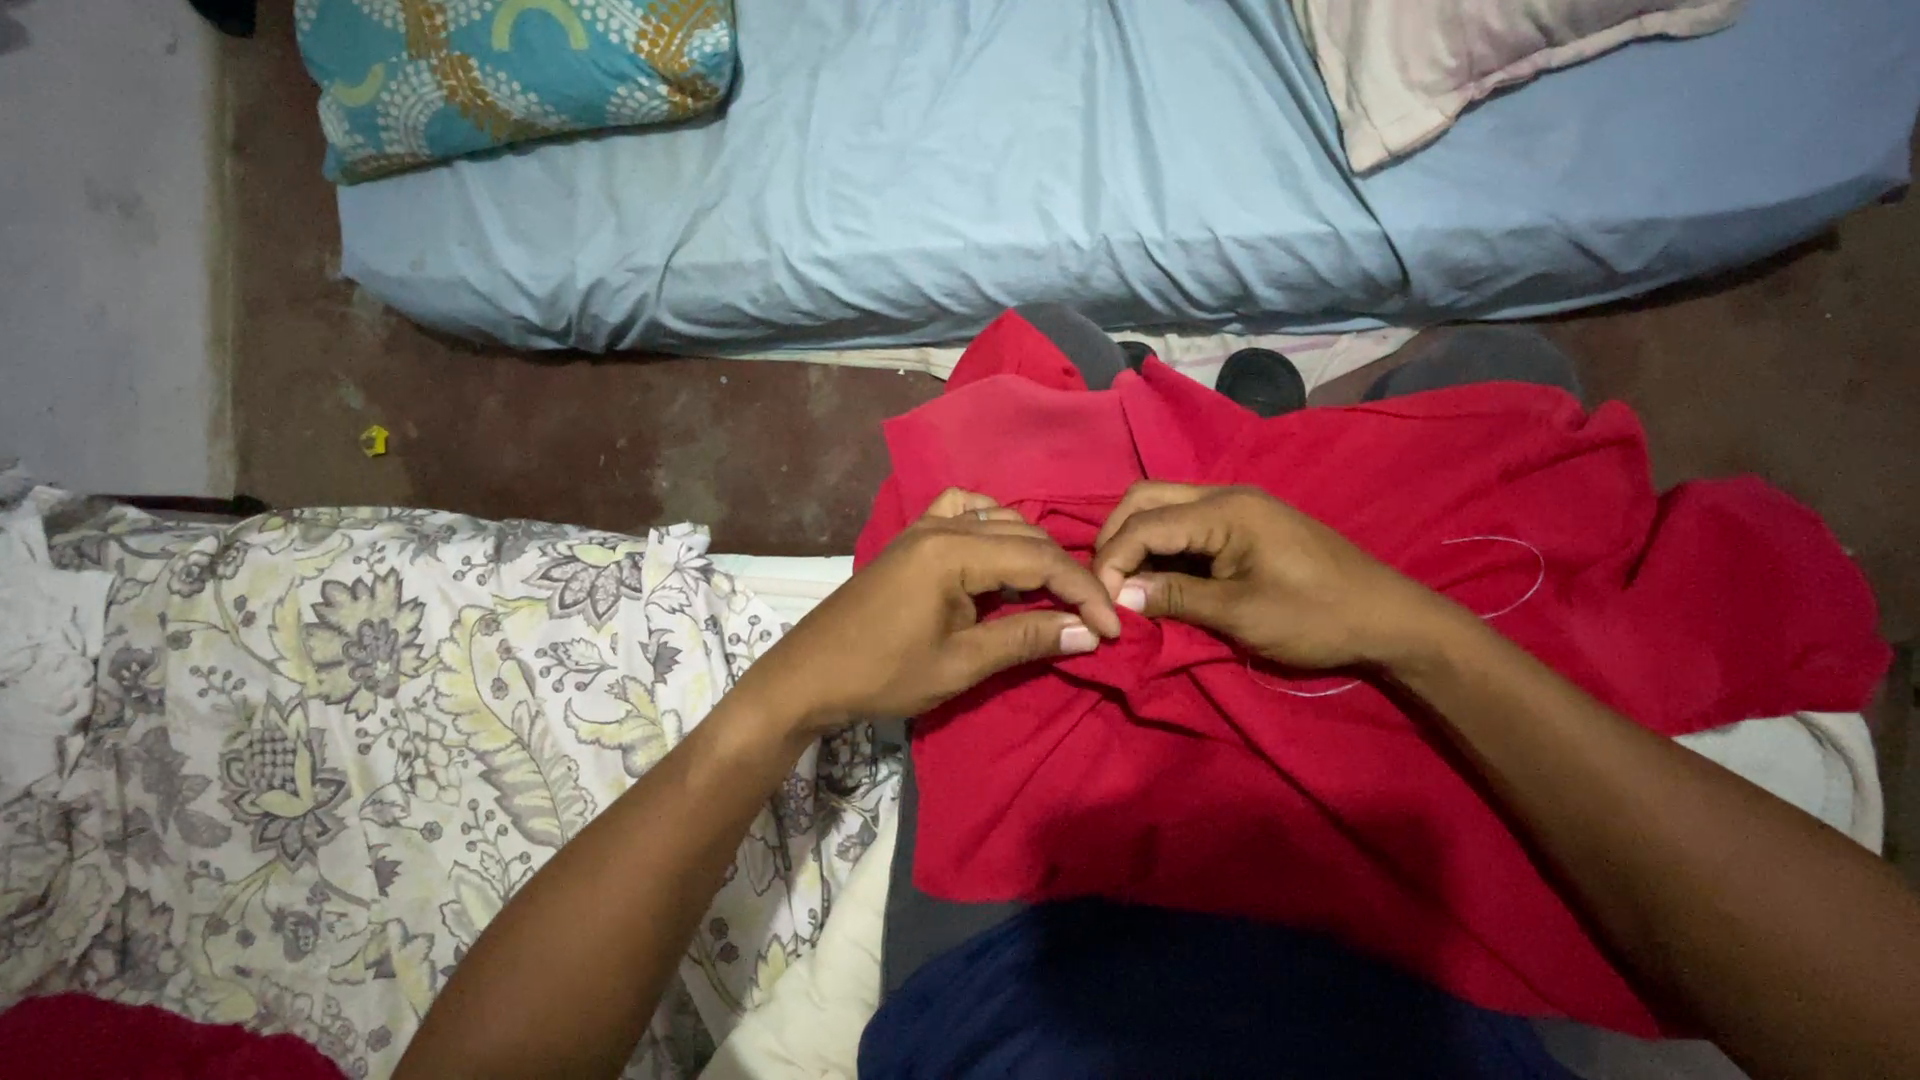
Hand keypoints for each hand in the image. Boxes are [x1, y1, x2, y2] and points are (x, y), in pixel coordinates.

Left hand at [732, 489, 1121, 734]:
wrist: (808, 675)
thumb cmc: (882, 675)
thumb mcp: (961, 664)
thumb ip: (1027, 640)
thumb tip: (1090, 631)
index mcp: (953, 550)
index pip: (1040, 561)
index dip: (1083, 592)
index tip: (1112, 627)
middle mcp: (942, 524)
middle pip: (1025, 538)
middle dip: (1065, 575)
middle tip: (1092, 616)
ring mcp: (924, 525)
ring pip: (1000, 522)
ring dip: (1035, 553)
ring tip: (1057, 593)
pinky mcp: (912, 538)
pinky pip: (964, 513)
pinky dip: (994, 527)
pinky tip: (1001, 551)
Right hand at [1090, 482, 1457, 670]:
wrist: (1388, 618)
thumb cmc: (1316, 616)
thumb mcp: (1241, 614)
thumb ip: (1175, 598)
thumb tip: (1118, 597)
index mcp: (1225, 510)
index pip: (1143, 523)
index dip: (1111, 561)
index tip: (1100, 604)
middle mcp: (1225, 495)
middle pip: (1145, 499)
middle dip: (1115, 540)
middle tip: (1106, 587)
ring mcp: (1236, 506)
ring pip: (1162, 507)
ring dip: (1136, 541)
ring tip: (1125, 586)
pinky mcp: (1244, 525)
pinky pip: (1185, 523)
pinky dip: (1160, 547)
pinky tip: (1157, 579)